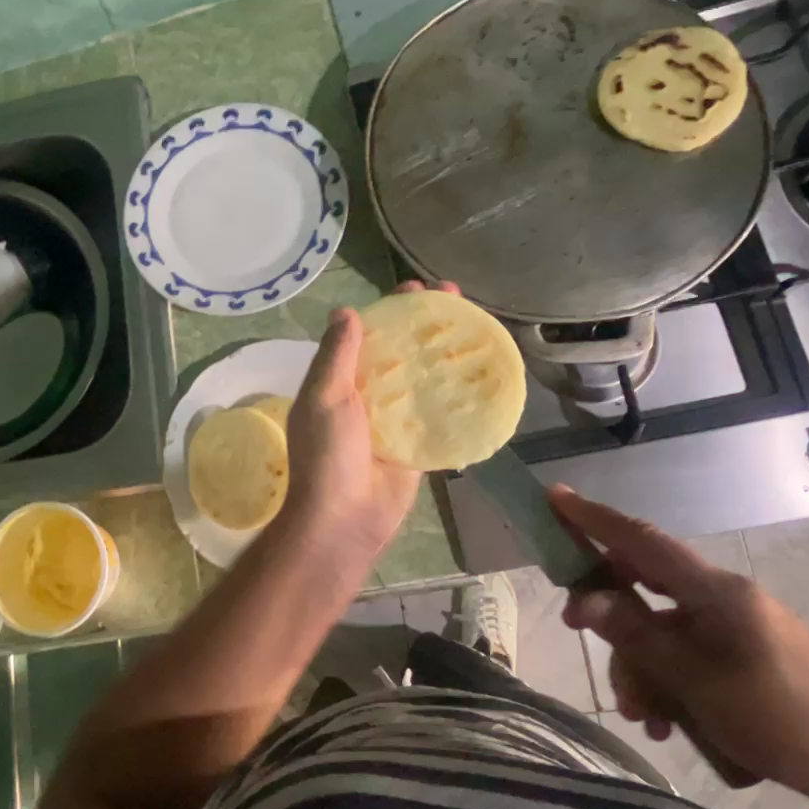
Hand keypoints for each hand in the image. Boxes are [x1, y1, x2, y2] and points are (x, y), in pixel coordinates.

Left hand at [280, 280, 455, 558]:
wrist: (344, 519)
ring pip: (420, 379)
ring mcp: (391, 422)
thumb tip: (346, 312)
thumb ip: (337, 355)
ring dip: (443, 355)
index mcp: (337, 382)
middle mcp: (364, 397)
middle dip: (424, 325)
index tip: (416, 288)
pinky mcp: (414, 447)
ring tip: (477, 328)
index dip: (390, 309)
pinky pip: (437, 415)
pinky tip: (483, 375)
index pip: (365, 334)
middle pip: (398, 351)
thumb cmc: (328, 455)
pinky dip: (455, 396)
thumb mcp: (325, 396)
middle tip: (456, 300)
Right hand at [552, 486, 808, 805]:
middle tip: (577, 634)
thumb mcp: (692, 679)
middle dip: (612, 622)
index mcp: (716, 590)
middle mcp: (725, 597)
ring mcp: (737, 626)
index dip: (594, 518)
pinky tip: (667, 721)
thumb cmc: (776, 718)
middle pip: (644, 590)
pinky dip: (667, 680)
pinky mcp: (746, 653)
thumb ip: (633, 633)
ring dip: (640, 668)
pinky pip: (687, 653)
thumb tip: (584, 597)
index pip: (641, 540)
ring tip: (642, 716)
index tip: (555, 497)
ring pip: (662, 630)